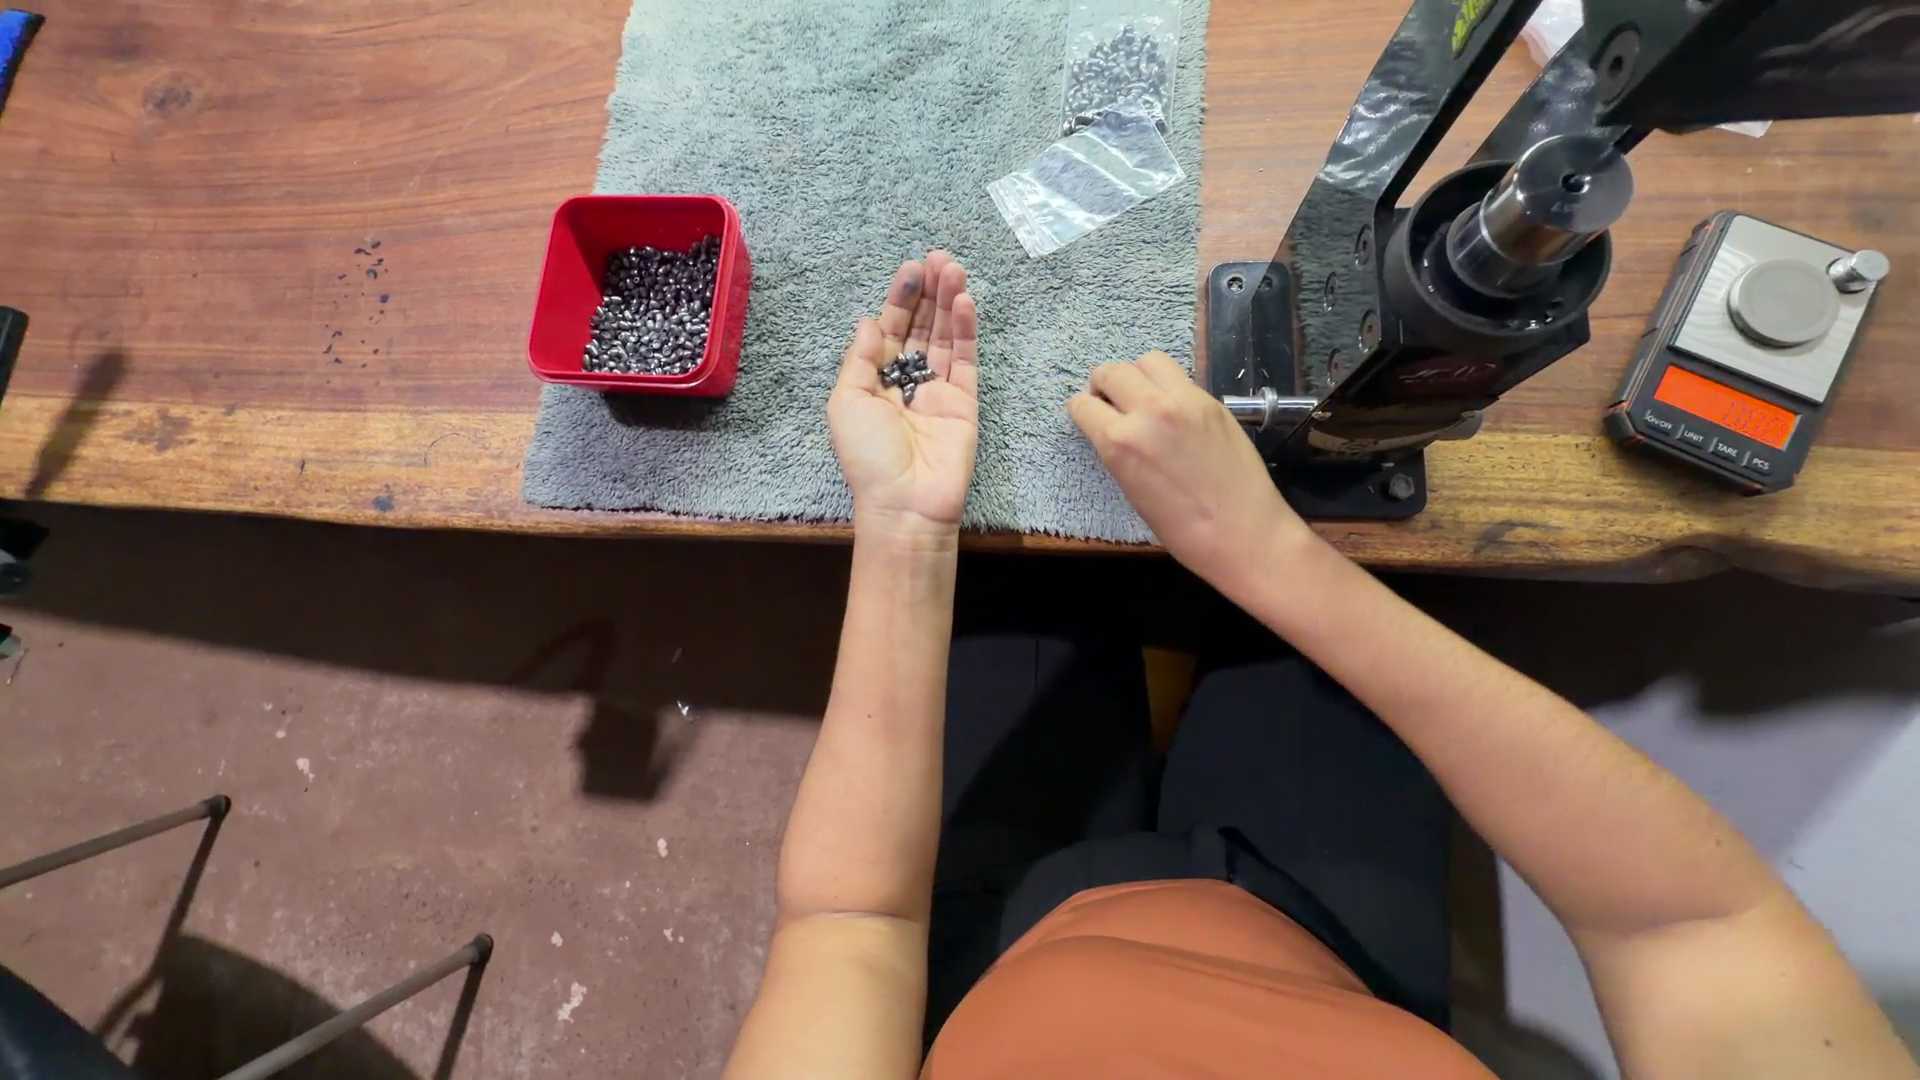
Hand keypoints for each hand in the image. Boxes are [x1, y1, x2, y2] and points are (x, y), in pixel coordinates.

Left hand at [828, 252, 978, 535]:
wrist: (906, 502)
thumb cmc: (868, 457)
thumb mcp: (846, 402)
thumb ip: (860, 359)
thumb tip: (870, 320)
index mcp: (875, 382)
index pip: (891, 331)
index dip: (899, 299)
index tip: (910, 267)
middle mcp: (908, 382)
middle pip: (921, 328)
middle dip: (928, 292)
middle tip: (938, 258)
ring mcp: (938, 392)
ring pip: (945, 338)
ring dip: (949, 302)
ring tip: (954, 268)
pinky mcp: (965, 403)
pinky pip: (966, 360)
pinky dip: (966, 331)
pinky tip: (964, 302)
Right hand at [1069, 351, 1313, 591]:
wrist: (1244, 533)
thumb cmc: (1182, 531)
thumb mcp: (1133, 492)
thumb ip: (1120, 453)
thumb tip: (1115, 432)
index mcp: (1120, 443)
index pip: (1084, 405)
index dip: (1082, 411)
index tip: (1088, 417)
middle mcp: (1149, 411)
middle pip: (1112, 371)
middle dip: (1103, 385)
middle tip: (1110, 402)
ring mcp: (1185, 401)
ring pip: (1148, 361)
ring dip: (1137, 375)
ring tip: (1142, 397)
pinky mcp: (1212, 402)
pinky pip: (1180, 377)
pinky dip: (1167, 386)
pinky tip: (1173, 411)